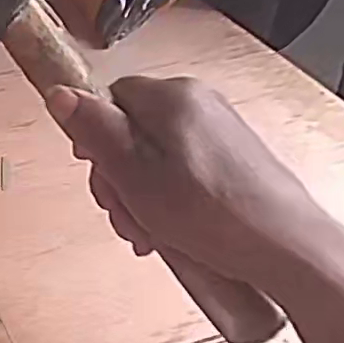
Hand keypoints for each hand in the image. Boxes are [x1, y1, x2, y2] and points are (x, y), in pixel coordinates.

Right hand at [45, 78, 343, 293]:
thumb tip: (59, 94)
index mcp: (172, 98)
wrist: (284, 249)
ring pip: (149, 154)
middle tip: (122, 210)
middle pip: (127, 130)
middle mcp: (198, 103)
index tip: (98, 173)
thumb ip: (94, 130)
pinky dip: (162, 197)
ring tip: (145, 229)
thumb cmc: (212, 214)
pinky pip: (175, 169)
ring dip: (135, 193)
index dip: (94, 140)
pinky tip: (165, 228)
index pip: (107, 100)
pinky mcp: (228, 156)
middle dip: (115, 176)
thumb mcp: (132, 174)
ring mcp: (216, 129)